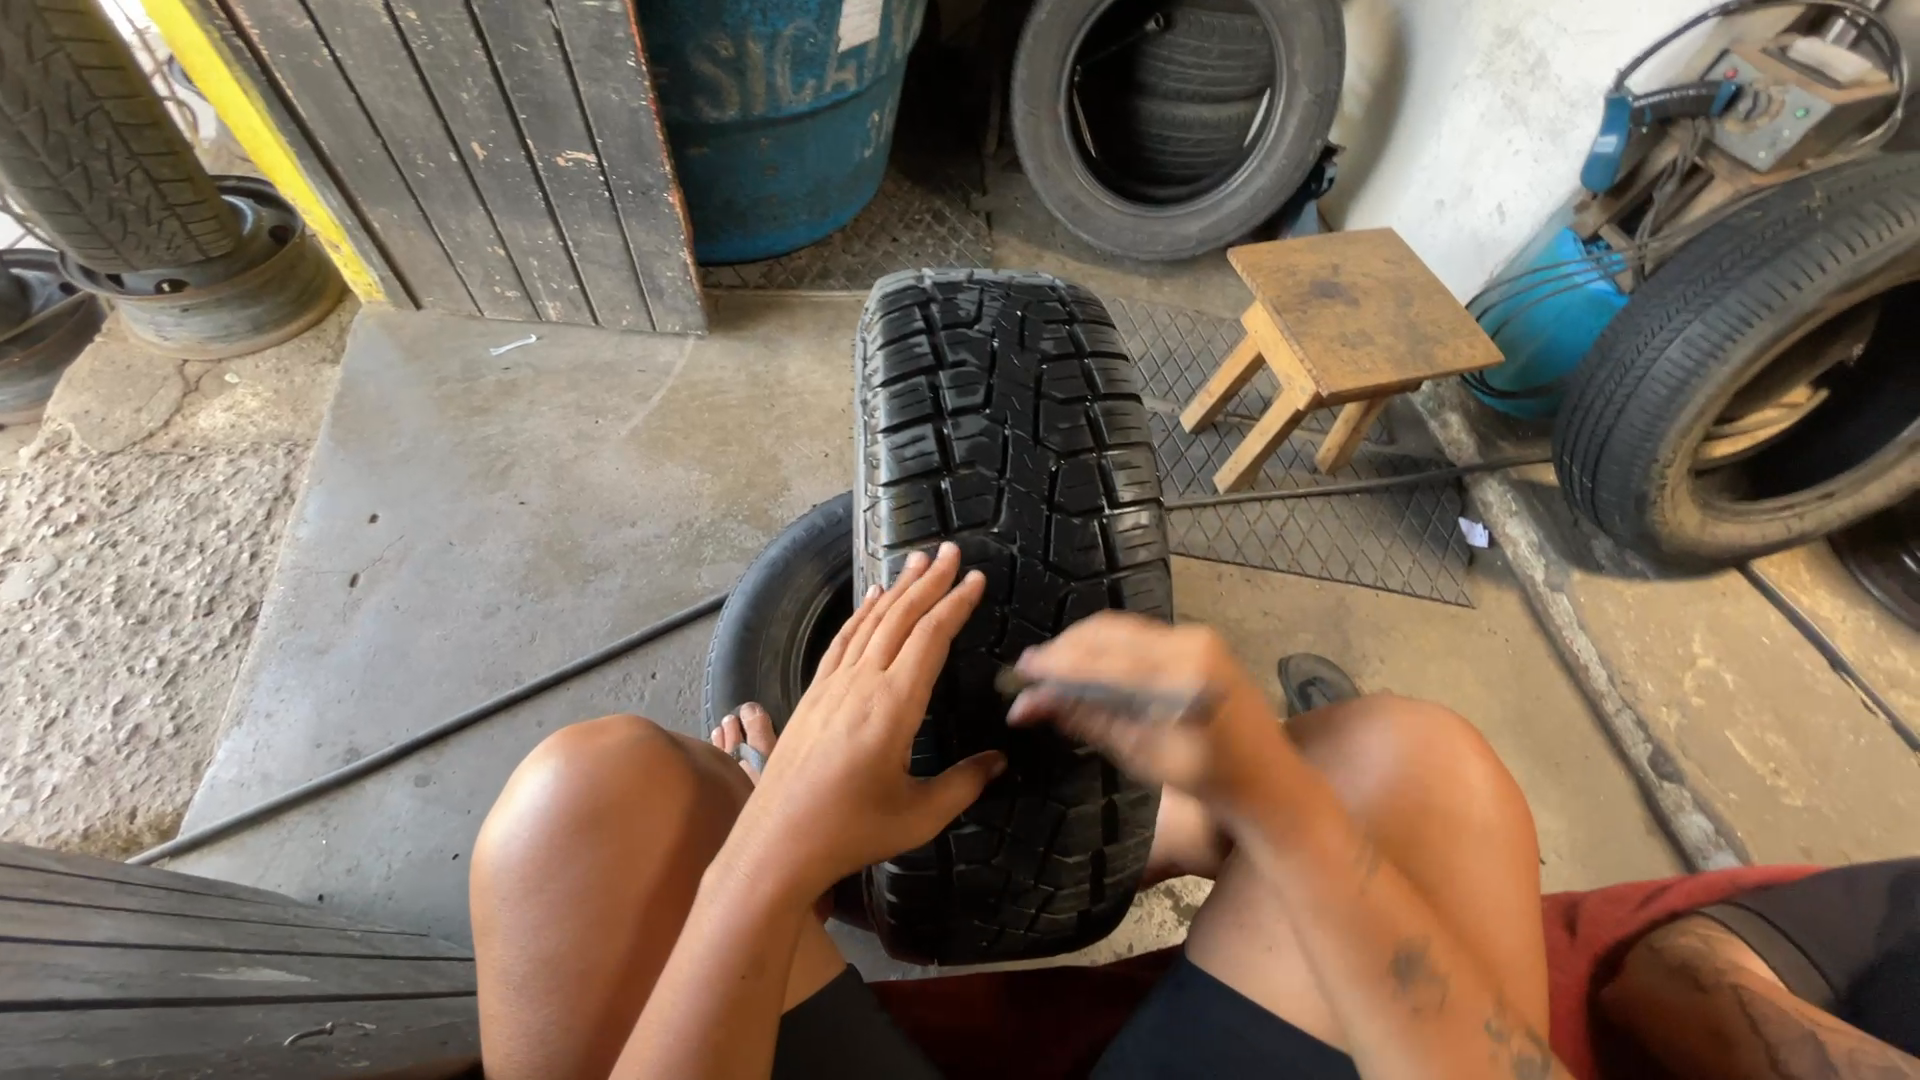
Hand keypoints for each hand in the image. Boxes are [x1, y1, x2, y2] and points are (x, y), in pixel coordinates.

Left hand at [720, 542, 1007, 901]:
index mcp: (894, 706)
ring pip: (870, 623)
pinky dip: (860, 615)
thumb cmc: (852, 831)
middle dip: (929, 581)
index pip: (931, 638)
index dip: (955, 604)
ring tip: (917, 562)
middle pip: (900, 618)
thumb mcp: (920, 815)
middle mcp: (863, 683)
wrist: (776, 844)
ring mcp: (833, 685)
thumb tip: (1001, 760)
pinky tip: (871, 600)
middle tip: (950, 551)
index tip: (975, 579)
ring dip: (896, 589)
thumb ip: (966, 783)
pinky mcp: (813, 694)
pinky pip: (842, 642)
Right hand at [1006, 613, 1309, 824]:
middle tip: (1029, 673)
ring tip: (1050, 669)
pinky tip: (1087, 666)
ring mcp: (1196, 636)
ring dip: (1082, 646)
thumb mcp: (1142, 755)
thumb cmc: (1211, 783)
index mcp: (1182, 674)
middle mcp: (1190, 641)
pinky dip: (1106, 647)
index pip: (1103, 660)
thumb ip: (1087, 720)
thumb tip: (1028, 704)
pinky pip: (1138, 635)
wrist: (1272, 783)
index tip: (1020, 673)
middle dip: (1064, 650)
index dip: (1056, 665)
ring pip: (1120, 629)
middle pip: (1108, 633)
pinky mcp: (1197, 640)